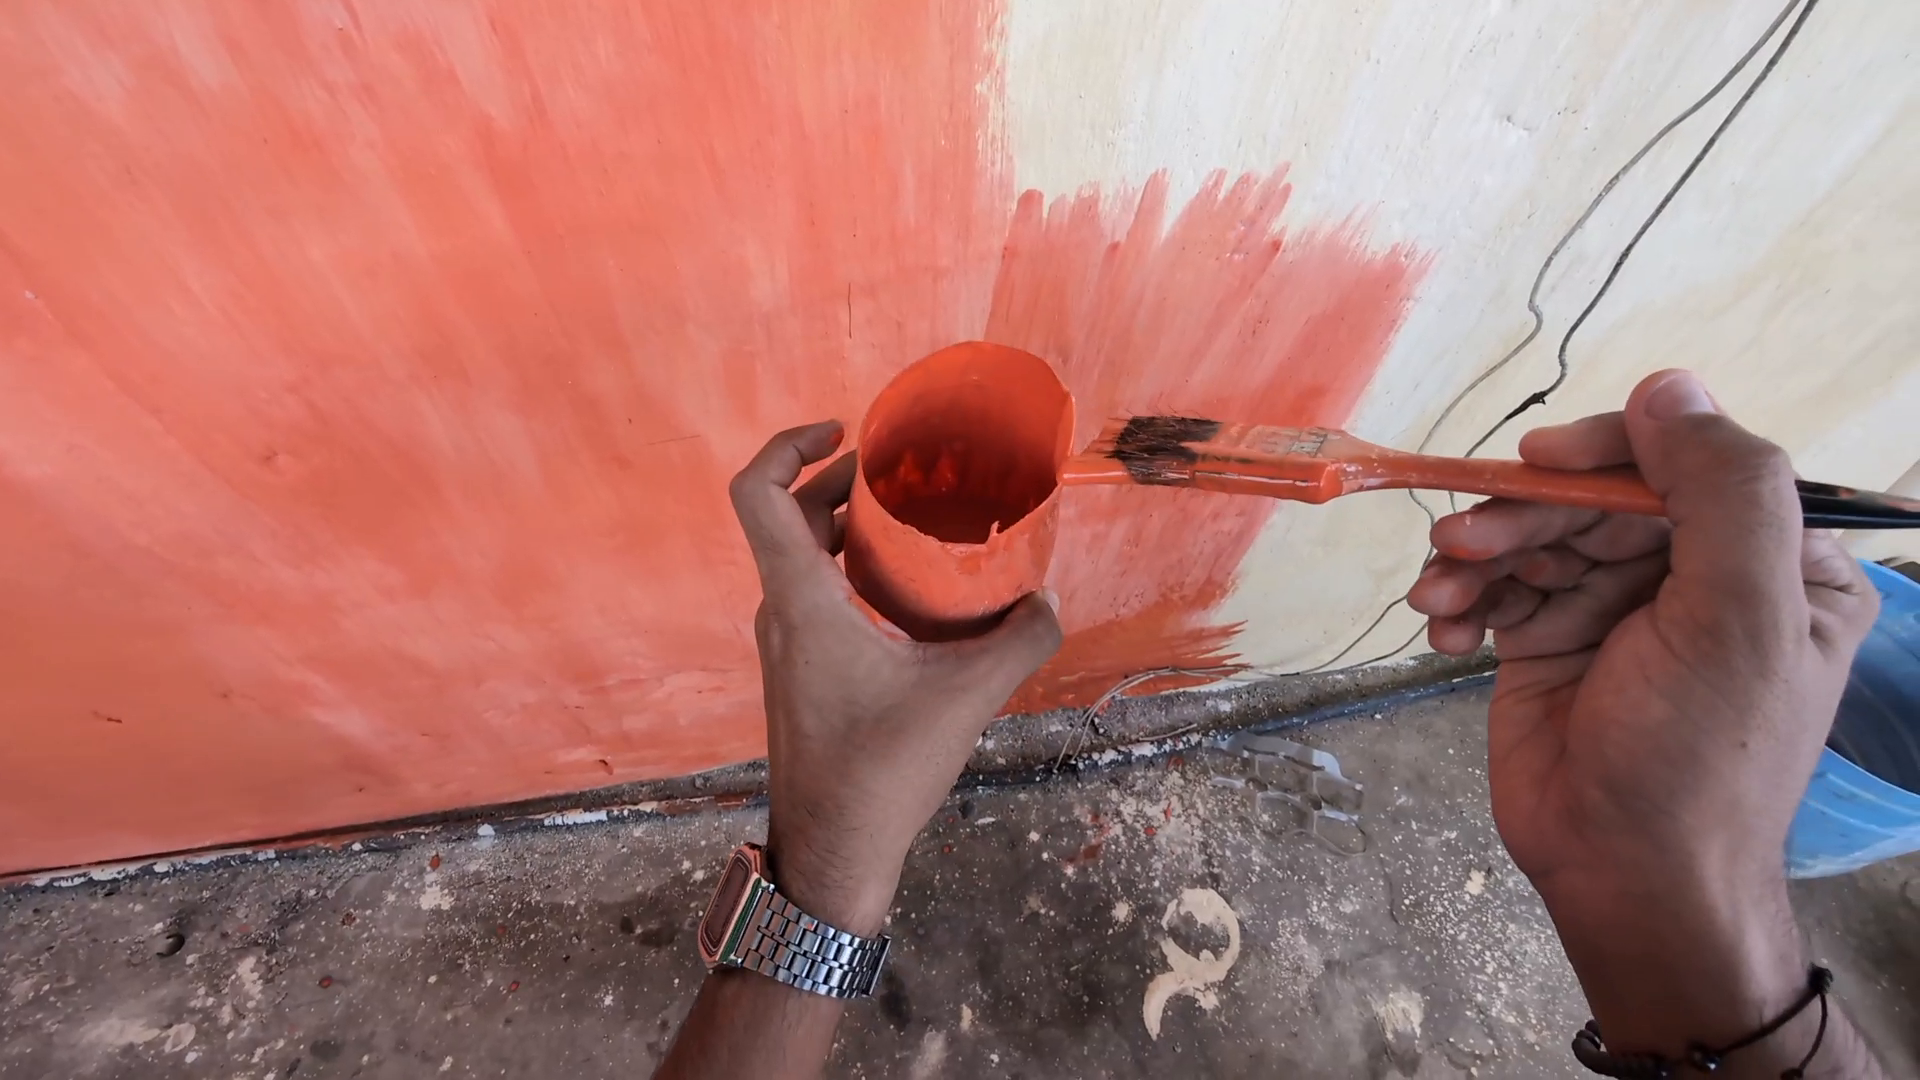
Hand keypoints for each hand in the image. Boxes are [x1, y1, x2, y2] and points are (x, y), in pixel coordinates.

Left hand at [729, 420, 1061, 935]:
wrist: (833, 849)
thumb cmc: (884, 768)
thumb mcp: (967, 696)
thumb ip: (1021, 639)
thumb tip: (1047, 598)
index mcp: (802, 599)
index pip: (757, 494)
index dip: (786, 445)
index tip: (842, 432)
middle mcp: (781, 610)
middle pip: (789, 515)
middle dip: (839, 478)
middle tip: (901, 470)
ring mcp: (785, 640)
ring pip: (800, 554)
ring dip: (844, 521)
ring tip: (907, 514)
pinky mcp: (799, 665)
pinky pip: (813, 588)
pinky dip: (847, 563)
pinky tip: (902, 583)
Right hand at [1409, 370, 1878, 1066]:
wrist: (1617, 864)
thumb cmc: (1693, 750)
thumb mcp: (1733, 618)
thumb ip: (1721, 492)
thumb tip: (1669, 384)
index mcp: (1760, 563)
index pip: (1676, 469)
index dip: (1601, 453)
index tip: (1532, 460)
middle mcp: (1680, 577)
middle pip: (1581, 508)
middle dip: (1513, 524)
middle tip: (1455, 547)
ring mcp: (1602, 610)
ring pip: (1522, 548)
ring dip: (1470, 568)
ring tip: (1435, 600)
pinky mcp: (1538, 641)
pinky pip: (1490, 596)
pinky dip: (1460, 608)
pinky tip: (1444, 638)